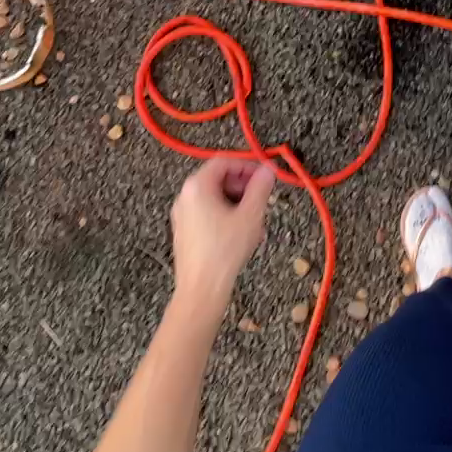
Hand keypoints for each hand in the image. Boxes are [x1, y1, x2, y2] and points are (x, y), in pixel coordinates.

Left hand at [169, 155, 274, 310]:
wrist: (202, 289)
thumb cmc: (224, 251)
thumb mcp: (251, 215)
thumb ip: (261, 187)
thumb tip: (269, 170)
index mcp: (197, 187)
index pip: (225, 162)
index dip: (248, 166)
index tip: (265, 176)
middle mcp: (185, 197)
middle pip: (218, 178)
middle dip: (243, 185)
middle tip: (262, 197)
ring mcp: (182, 215)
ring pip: (214, 197)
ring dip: (237, 201)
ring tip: (254, 218)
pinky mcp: (185, 232)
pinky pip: (208, 213)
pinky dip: (226, 214)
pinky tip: (242, 232)